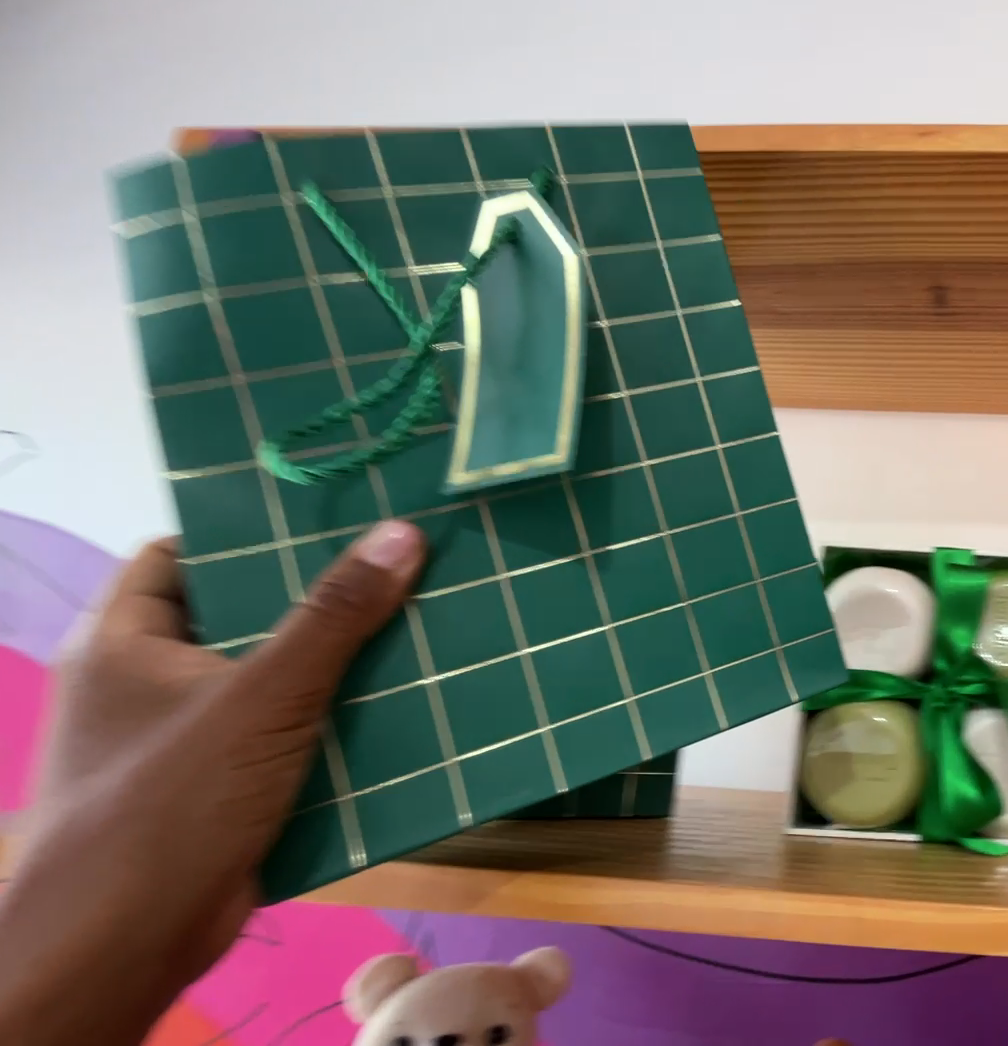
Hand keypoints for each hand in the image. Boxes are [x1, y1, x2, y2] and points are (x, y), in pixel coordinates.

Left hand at [0, 521, 423, 1044]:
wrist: (130, 946)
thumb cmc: (174, 802)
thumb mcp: (265, 696)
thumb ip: (336, 615)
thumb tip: (404, 532)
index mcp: (127, 644)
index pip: (184, 555)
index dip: (253, 531)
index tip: (337, 516)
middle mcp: (154, 680)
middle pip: (247, 611)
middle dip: (324, 592)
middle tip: (405, 560)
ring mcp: (193, 730)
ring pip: (281, 668)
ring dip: (346, 652)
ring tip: (425, 614)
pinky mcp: (232, 772)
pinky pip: (297, 717)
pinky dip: (344, 703)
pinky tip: (408, 688)